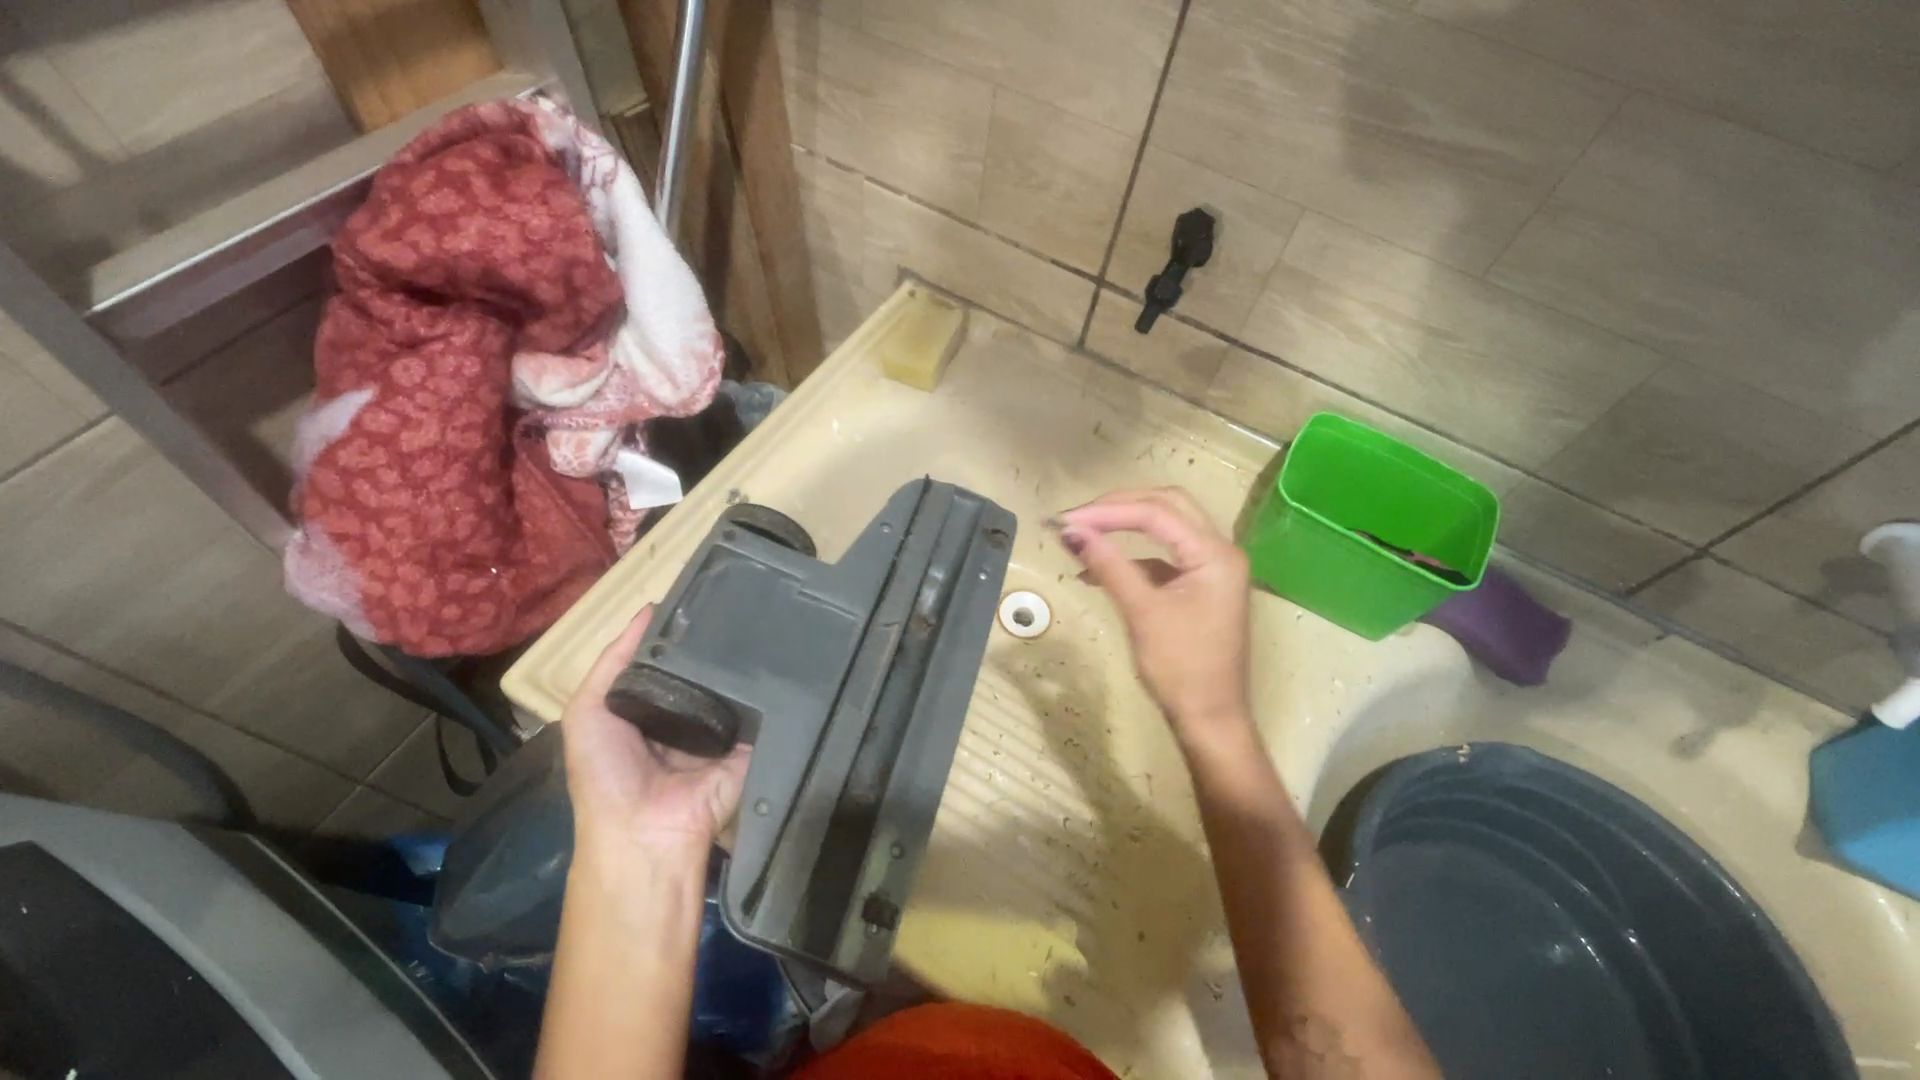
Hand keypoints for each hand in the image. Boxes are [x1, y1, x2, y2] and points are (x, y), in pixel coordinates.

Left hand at [560, 605, 750, 860]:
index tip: (701, 595)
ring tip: (763, 620)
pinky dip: (771, 692)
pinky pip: (764, 713)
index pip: (672, 662)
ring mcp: (724, 731)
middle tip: (740, 603)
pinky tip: (782, 658)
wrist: (643, 831)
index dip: (681, 633)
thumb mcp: (588, 710)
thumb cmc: (605, 773)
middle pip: (708, 671)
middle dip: (718, 644)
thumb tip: (649, 609)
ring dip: (746, 663)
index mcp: (653, 710)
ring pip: (738, 687)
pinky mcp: (752, 746)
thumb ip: (613, 661)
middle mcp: (691, 717)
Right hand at [1056, 488, 1253, 747]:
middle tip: (1075, 518)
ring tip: (1081, 533)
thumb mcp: (1142, 613)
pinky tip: (1097, 567)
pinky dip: (1131, 555)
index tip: (1065, 521)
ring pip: (1166, 526)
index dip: (1107, 512)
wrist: (1210, 719)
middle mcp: (1220, 551)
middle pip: (1166, 506)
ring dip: (1124, 525)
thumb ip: (1108, 566)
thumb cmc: (1181, 669)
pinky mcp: (1198, 585)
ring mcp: (1211, 568)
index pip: (1157, 513)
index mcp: (1215, 554)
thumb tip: (1071, 532)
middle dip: (1117, 507)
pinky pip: (1163, 555)